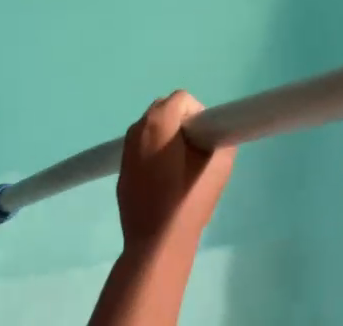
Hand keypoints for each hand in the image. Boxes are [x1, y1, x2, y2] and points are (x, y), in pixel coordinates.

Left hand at [114, 91, 235, 253]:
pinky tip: (164, 183)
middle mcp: (136, 129)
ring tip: (180, 169)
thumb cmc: (189, 199)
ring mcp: (125, 151)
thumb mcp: (220, 163)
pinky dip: (154, 156)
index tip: (205, 140)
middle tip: (195, 152)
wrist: (156, 244)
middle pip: (164, 110)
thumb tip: (212, 135)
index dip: (199, 116)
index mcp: (158, 122)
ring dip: (167, 139)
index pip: (183, 99)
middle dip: (181, 124)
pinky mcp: (121, 172)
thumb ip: (221, 137)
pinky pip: (142, 150)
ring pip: (151, 130)